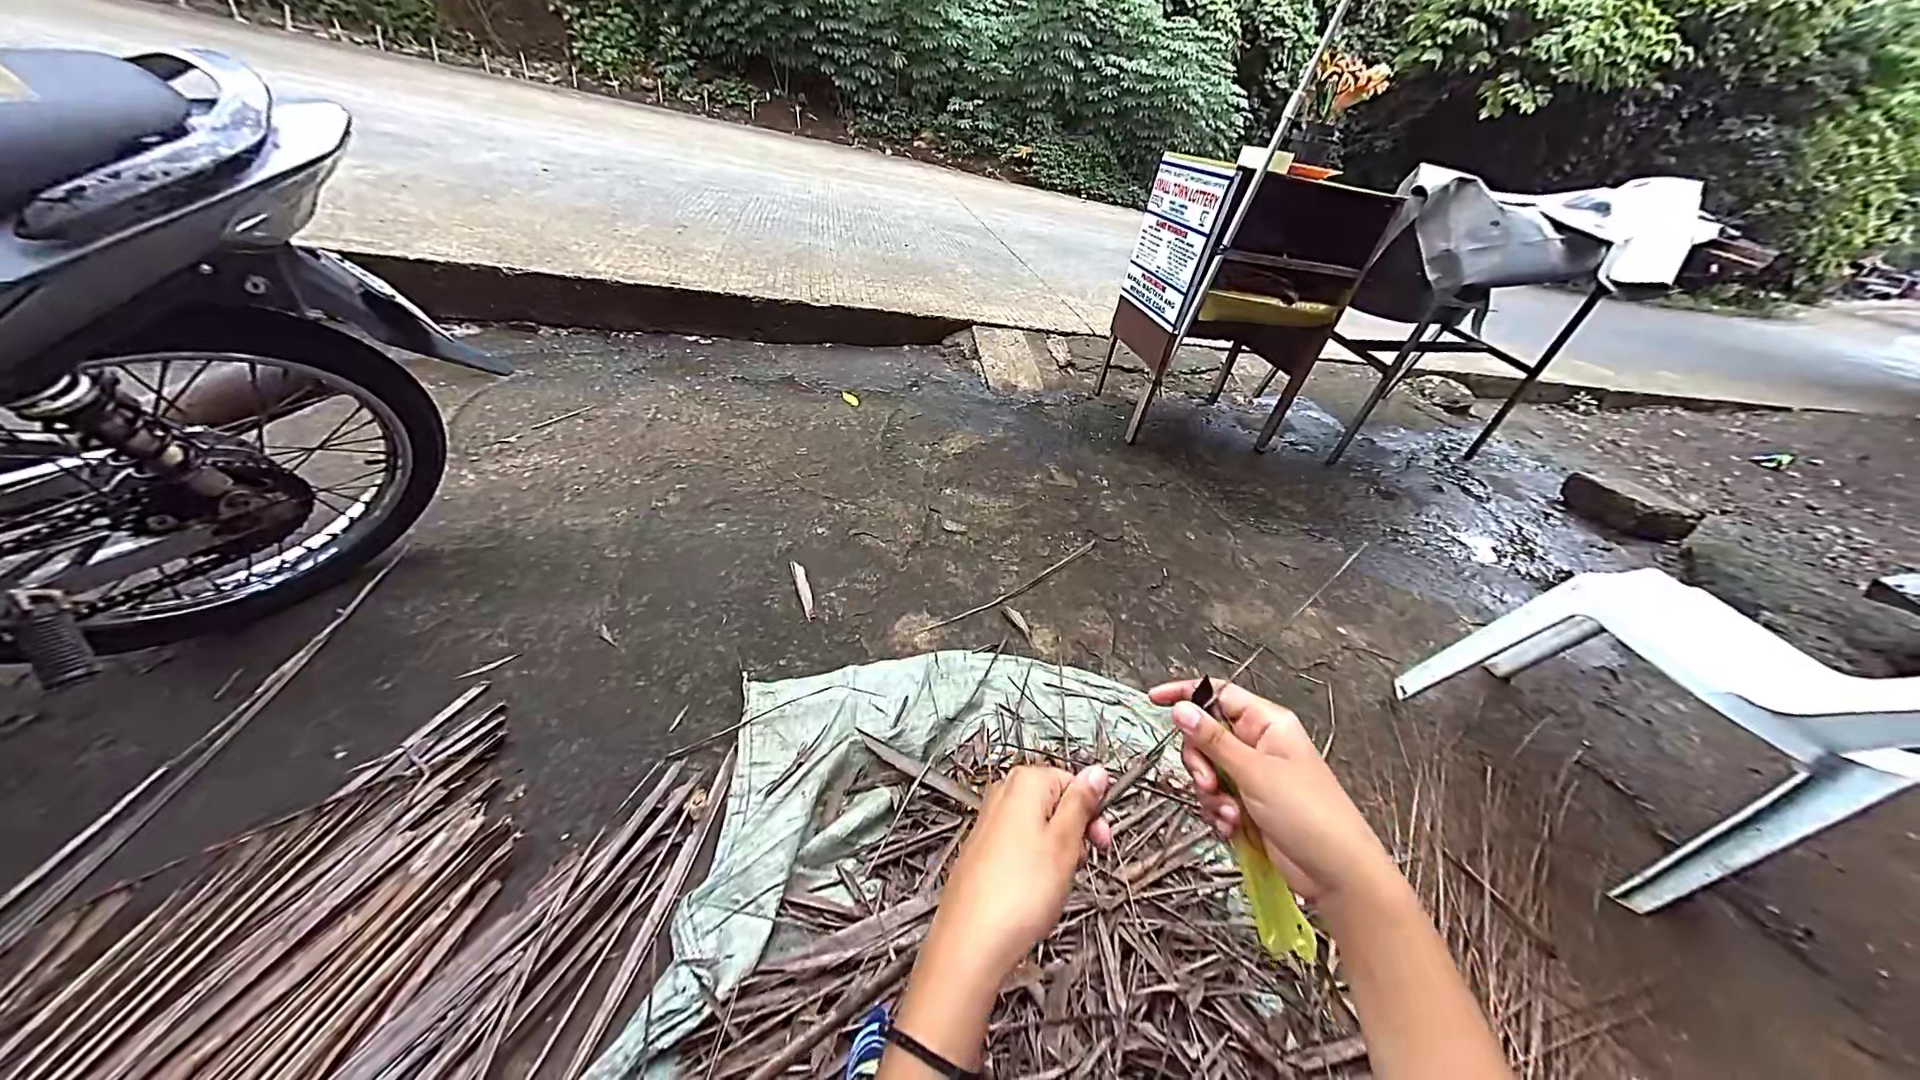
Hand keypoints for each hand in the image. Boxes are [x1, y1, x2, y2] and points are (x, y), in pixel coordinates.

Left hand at [925, 764, 1111, 980]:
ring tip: (1054, 881)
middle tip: (1079, 861)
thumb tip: (1096, 772)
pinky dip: (1034, 865)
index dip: (1092, 813)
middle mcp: (1003, 794)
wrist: (972, 940)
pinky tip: (1035, 890)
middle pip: (1056, 803)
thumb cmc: (1015, 895)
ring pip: (1041, 828)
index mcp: (1025, 783)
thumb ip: (1083, 802)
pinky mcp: (985, 849)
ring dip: (1057, 852)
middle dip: (1075, 833)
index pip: (1074, 781)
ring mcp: (991, 822)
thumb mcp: (1065, 842)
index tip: (1099, 838)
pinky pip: (1022, 847)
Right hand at [1150, 679, 1395, 907]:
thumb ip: (1212, 740)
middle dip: (1200, 762)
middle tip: (1208, 781)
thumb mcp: (1255, 773)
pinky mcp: (1248, 803)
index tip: (1156, 699)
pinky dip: (1217, 811)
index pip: (1218, 695)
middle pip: (1205, 735)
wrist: (1338, 876)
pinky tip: (1232, 826)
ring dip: (1209, 792)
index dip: (1187, 695)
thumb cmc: (1313, 817)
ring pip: (1207, 769)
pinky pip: (1215, 796)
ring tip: (1228, 812)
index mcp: (1268, 724)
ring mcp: (1253, 775)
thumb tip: (1182, 708)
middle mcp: (1259, 745)